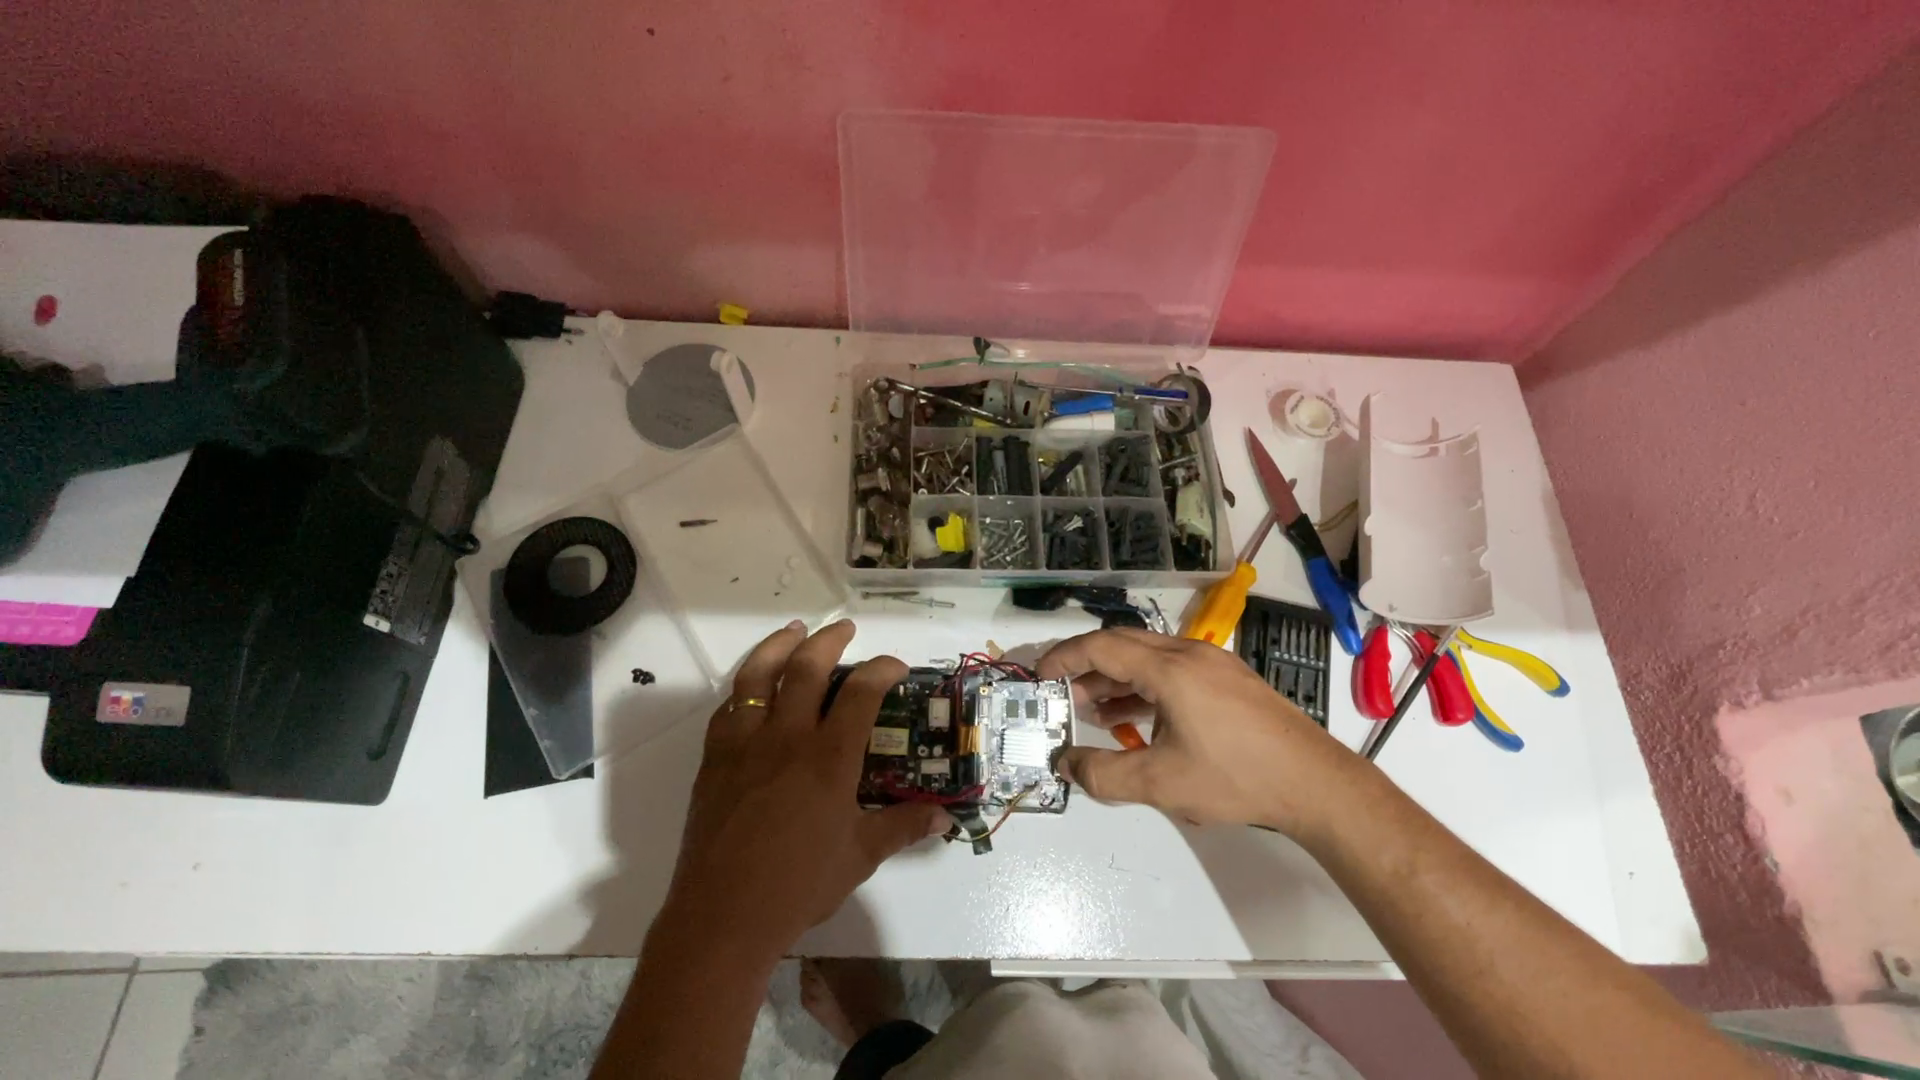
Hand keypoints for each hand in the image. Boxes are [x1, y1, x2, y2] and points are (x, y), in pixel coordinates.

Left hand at [654, 619, 949, 963]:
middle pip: (807, 667)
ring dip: (779, 645)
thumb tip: (945, 817)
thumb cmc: (799, 886)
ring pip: (759, 675)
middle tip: (845, 629)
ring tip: (794, 630)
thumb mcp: (861, 856)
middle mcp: (787, 738)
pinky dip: (745, 687)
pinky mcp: (715, 760)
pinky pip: (729, 708)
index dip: (882, 668)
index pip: (862, 692)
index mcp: (829, 758)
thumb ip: (903, 827)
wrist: (724, 915)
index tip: (895, 666)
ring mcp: (745, 745)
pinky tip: (753, 688)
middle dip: (830, 640)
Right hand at [1037, 628, 1367, 837]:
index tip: (1039, 676)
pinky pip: (1172, 671)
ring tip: (1092, 710)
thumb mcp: (1159, 783)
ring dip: (1116, 679)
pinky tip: (1136, 719)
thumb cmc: (1235, 778)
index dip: (1064, 658)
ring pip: (1149, 657)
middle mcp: (1190, 653)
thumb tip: (1064, 764)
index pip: (1102, 647)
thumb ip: (1102, 774)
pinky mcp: (1228, 680)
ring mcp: (1213, 663)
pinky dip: (1144, 687)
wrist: (1315, 783)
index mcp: (1170, 669)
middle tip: (1061, 695)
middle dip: (1086, 667)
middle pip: (1123, 644)